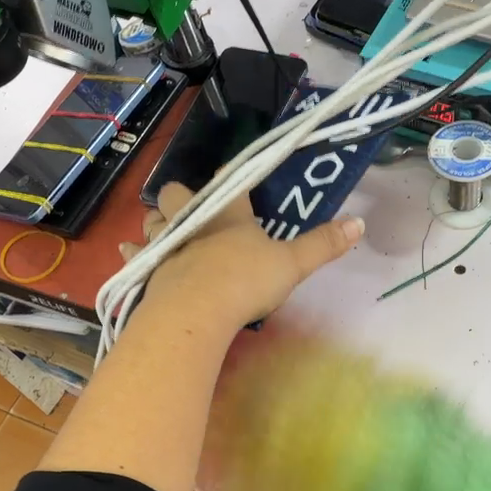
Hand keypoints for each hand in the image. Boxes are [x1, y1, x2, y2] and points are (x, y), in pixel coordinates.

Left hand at [136, 182, 363, 329]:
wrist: (196, 311)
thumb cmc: (244, 281)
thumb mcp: (292, 265)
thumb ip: (323, 245)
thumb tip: (360, 222)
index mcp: (228, 214)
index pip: (229, 183)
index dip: (232, 179)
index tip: (237, 181)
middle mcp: (193, 221)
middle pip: (178, 194)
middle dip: (182, 198)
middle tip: (193, 212)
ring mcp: (166, 244)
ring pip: (153, 220)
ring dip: (158, 223)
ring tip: (167, 232)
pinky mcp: (147, 270)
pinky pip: (134, 254)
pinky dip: (133, 253)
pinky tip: (130, 253)